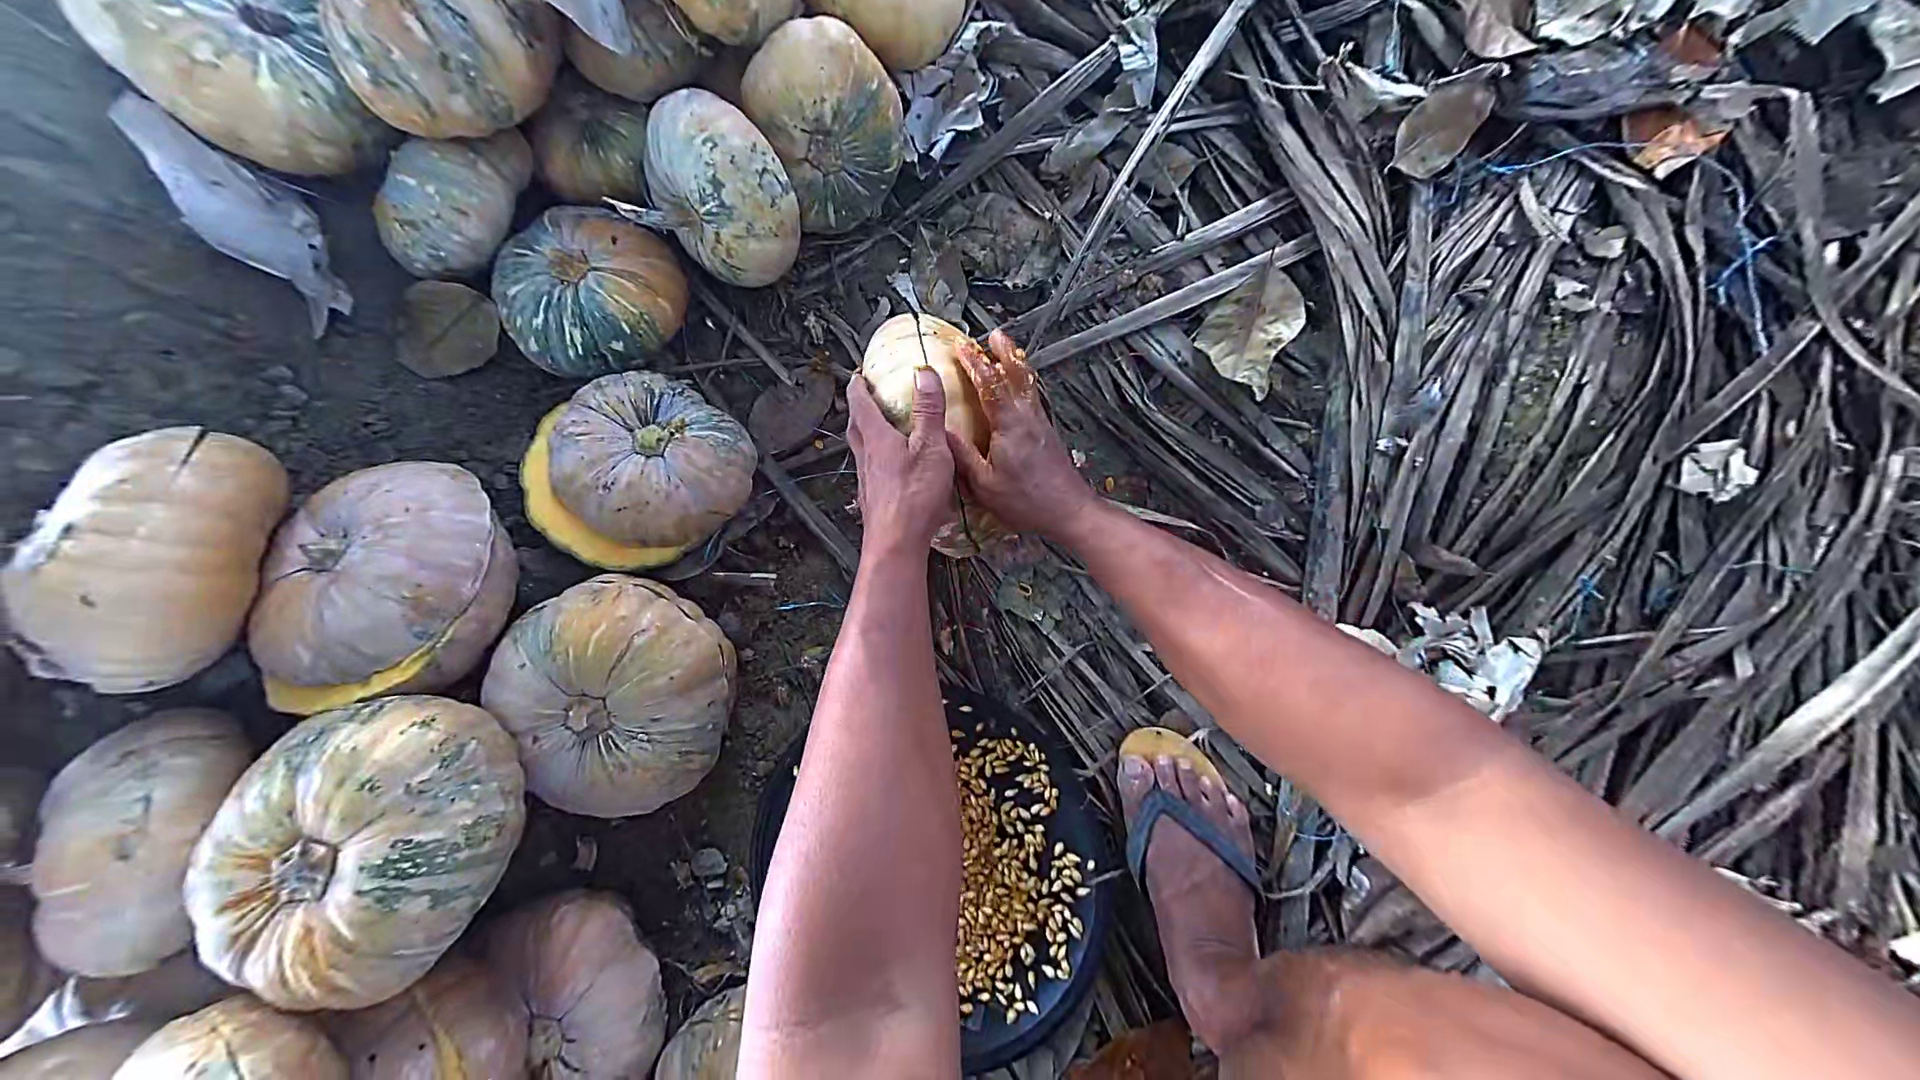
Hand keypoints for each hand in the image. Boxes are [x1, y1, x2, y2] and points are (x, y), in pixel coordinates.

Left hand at [846, 368, 954, 554]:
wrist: (896, 544)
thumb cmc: (913, 499)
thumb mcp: (931, 448)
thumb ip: (929, 412)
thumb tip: (925, 374)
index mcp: (877, 440)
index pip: (860, 404)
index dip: (859, 387)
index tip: (859, 376)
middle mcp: (867, 459)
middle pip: (856, 427)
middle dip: (859, 409)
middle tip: (864, 398)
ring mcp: (868, 482)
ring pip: (861, 451)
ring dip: (866, 436)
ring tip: (879, 431)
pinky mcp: (875, 501)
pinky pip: (872, 473)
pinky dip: (877, 462)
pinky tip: (890, 470)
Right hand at [947, 329, 1098, 539]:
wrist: (1069, 511)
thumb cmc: (1028, 502)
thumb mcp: (984, 484)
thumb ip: (963, 455)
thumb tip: (942, 432)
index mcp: (1010, 426)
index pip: (990, 384)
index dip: (974, 363)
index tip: (961, 347)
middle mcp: (1028, 418)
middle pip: (1017, 374)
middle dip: (1003, 352)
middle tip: (993, 335)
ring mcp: (1040, 424)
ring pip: (1027, 385)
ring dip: (1015, 365)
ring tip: (1005, 353)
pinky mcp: (1047, 434)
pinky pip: (1031, 399)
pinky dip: (1022, 384)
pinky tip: (1017, 390)